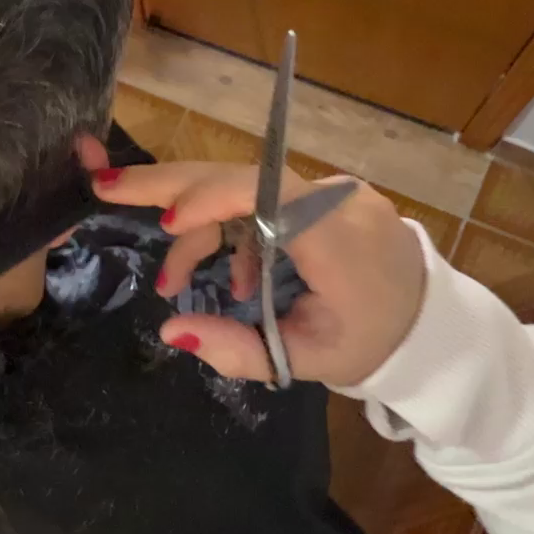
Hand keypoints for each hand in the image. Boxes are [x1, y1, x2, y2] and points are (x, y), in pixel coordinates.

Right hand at [93, 162, 425, 386]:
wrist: (428, 322)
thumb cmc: (370, 344)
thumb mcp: (305, 359)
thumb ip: (238, 348)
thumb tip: (169, 330)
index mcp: (338, 236)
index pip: (266, 193)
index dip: (209, 200)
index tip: (164, 224)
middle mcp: (333, 198)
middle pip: (240, 175)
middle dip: (168, 184)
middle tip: (105, 185)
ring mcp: (330, 190)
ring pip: (242, 188)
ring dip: (198, 228)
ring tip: (175, 282)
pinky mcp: (323, 194)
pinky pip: (262, 197)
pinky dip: (230, 229)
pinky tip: (232, 276)